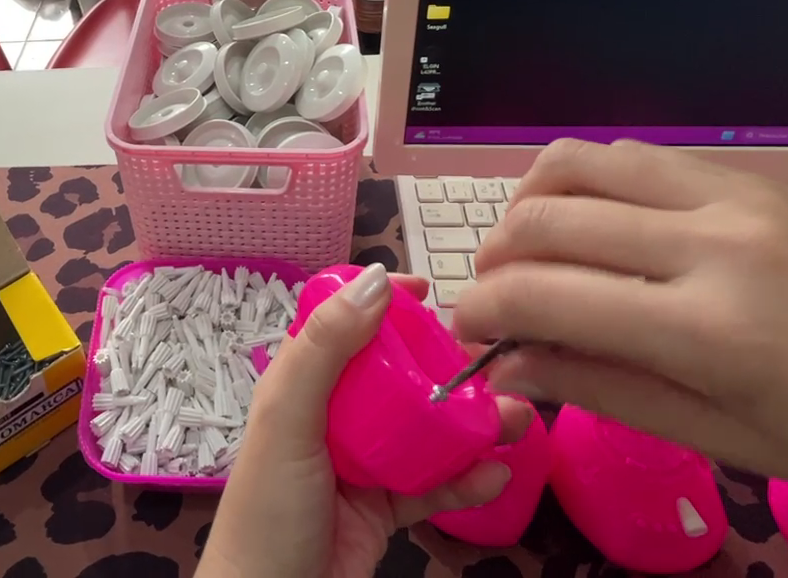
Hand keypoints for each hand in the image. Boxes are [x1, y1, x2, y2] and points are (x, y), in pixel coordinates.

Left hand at [200, 263, 532, 577]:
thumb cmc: (271, 501)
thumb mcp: (290, 414)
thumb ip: (327, 347)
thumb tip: (375, 280)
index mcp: (304, 379)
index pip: (345, 323)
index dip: (381, 300)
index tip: (428, 291)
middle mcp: (334, 410)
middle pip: (395, 372)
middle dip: (442, 362)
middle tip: (492, 360)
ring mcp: (362, 459)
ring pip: (423, 427)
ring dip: (469, 421)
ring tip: (517, 417)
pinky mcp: (385, 507)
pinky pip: (432, 485)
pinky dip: (464, 479)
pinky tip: (497, 472)